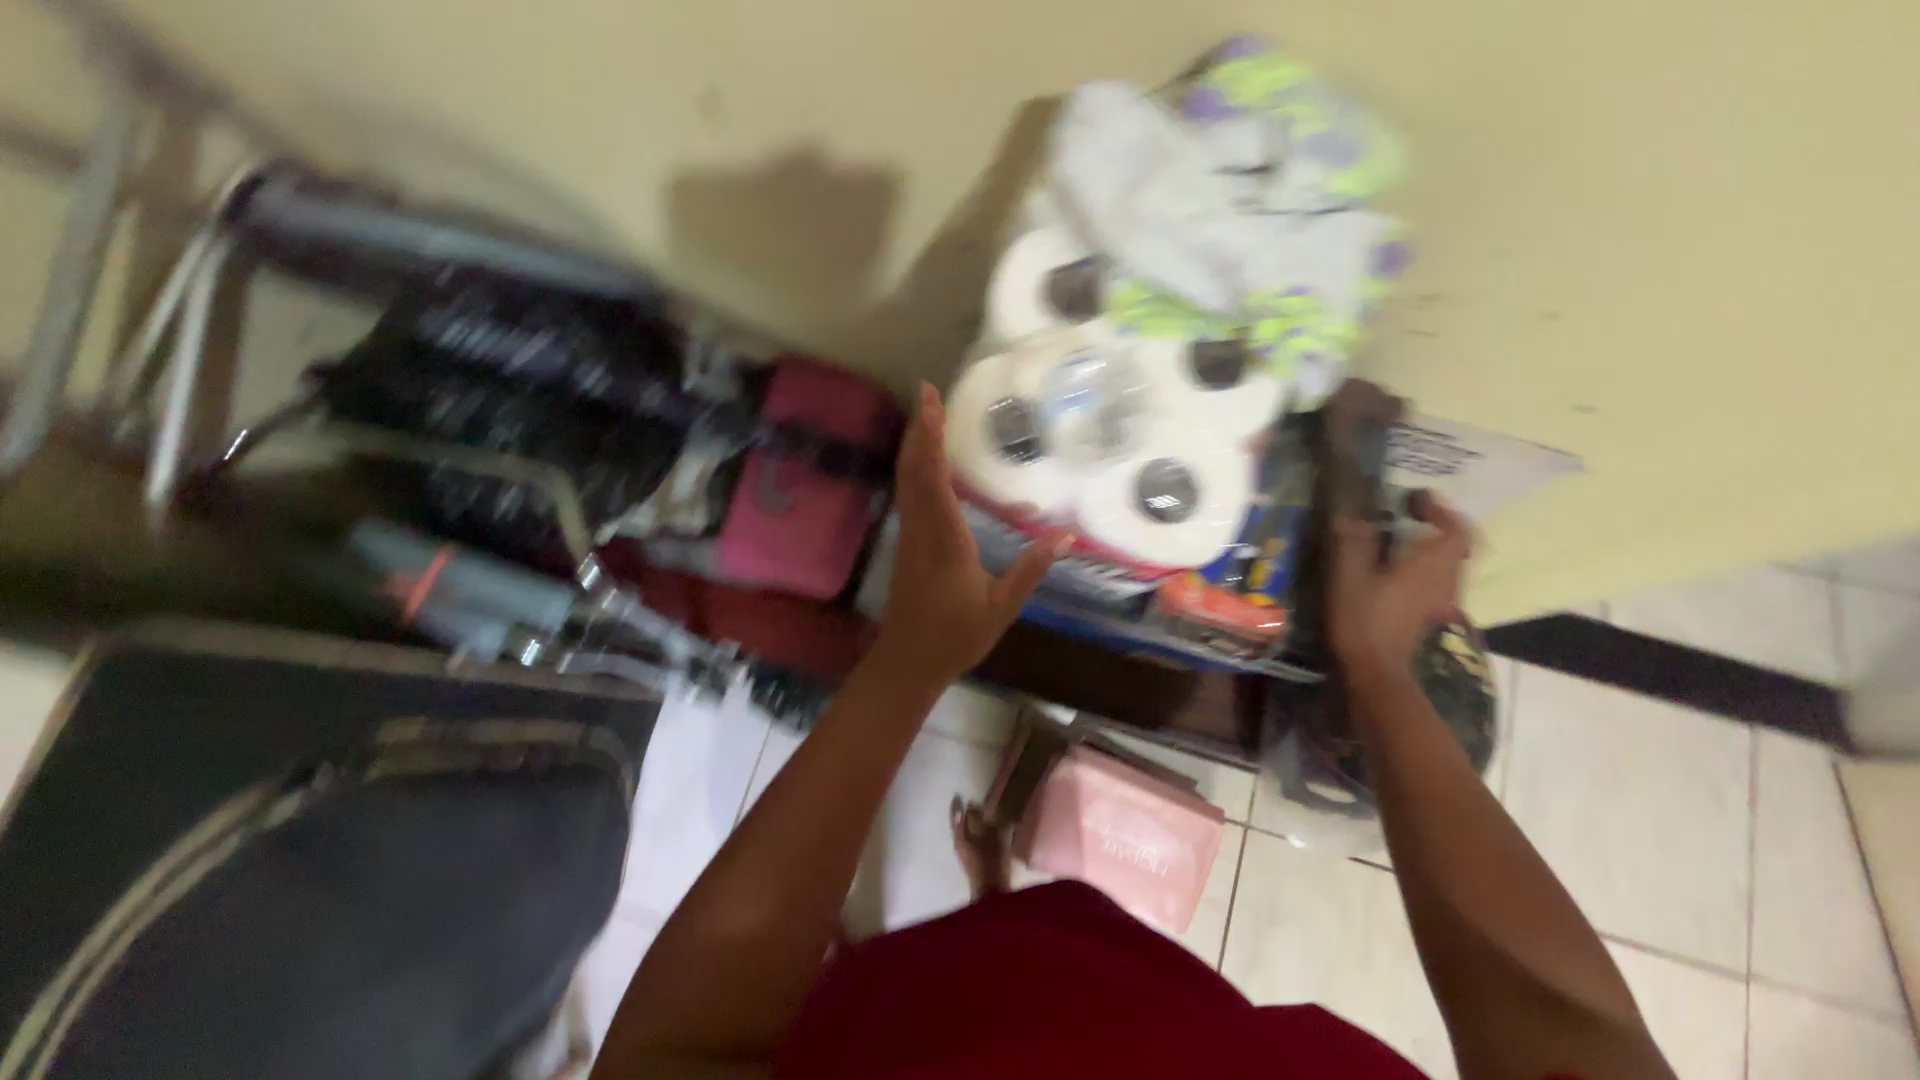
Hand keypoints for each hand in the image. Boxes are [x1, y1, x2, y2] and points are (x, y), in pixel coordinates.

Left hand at [875, 383, 1069, 684]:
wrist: (907, 661)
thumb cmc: (956, 636)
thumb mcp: (1001, 606)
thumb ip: (1032, 569)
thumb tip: (1066, 537)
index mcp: (945, 539)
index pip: (934, 478)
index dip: (932, 437)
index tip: (932, 402)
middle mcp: (921, 529)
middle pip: (913, 469)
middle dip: (920, 428)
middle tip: (927, 391)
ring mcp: (910, 536)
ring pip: (906, 480)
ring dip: (914, 445)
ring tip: (926, 414)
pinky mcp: (907, 544)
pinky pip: (908, 495)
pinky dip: (914, 468)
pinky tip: (925, 462)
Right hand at [1328, 490, 1472, 680]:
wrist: (1375, 670)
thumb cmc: (1364, 619)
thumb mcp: (1349, 574)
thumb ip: (1354, 540)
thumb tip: (1352, 513)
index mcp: (1430, 564)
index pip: (1456, 529)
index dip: (1441, 510)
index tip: (1415, 500)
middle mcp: (1445, 579)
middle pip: (1458, 547)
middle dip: (1439, 526)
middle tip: (1411, 516)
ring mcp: (1442, 600)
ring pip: (1450, 564)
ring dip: (1433, 547)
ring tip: (1403, 540)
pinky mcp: (1431, 615)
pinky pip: (1438, 581)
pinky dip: (1426, 567)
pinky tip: (1398, 571)